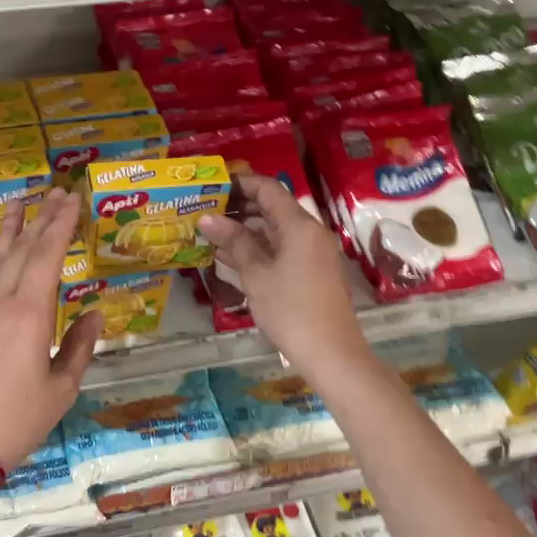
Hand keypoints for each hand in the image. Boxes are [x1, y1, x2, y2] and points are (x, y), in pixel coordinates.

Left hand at [0, 188, 102, 469]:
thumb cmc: (15, 421)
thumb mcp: (60, 389)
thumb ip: (78, 348)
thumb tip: (94, 315)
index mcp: (30, 313)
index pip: (48, 256)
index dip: (61, 225)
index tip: (72, 199)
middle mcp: (1, 303)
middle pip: (23, 251)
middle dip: (41, 219)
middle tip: (55, 192)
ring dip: (9, 232)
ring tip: (18, 203)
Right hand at [199, 174, 371, 377]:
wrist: (331, 353)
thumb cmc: (290, 310)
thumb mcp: (256, 275)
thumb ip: (233, 242)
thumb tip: (207, 218)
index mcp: (299, 226)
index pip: (269, 189)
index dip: (241, 183)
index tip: (212, 186)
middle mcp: (310, 232)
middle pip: (273, 208)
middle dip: (239, 207)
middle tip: (205, 211)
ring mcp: (313, 253)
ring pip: (276, 230)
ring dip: (246, 230)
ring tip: (210, 233)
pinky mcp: (312, 272)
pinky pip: (282, 249)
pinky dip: (258, 248)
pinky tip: (230, 257)